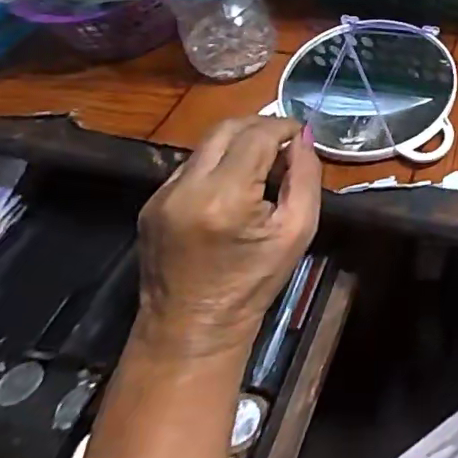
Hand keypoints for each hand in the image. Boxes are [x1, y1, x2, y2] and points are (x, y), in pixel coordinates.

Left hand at [136, 117, 320, 359]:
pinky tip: (231, 186)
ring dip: (237, 142)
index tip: (301, 133)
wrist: (191, 332)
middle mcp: (187, 187)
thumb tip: (303, 137)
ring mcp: (163, 194)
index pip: (257, 135)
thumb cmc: (252, 285)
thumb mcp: (297, 232)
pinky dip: (216, 164)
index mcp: (224, 197)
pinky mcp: (151, 203)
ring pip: (206, 144)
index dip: (283, 127)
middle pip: (226, 127)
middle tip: (283, 140)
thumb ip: (306, 177)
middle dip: (259, 125)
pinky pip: (190, 167)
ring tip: (261, 161)